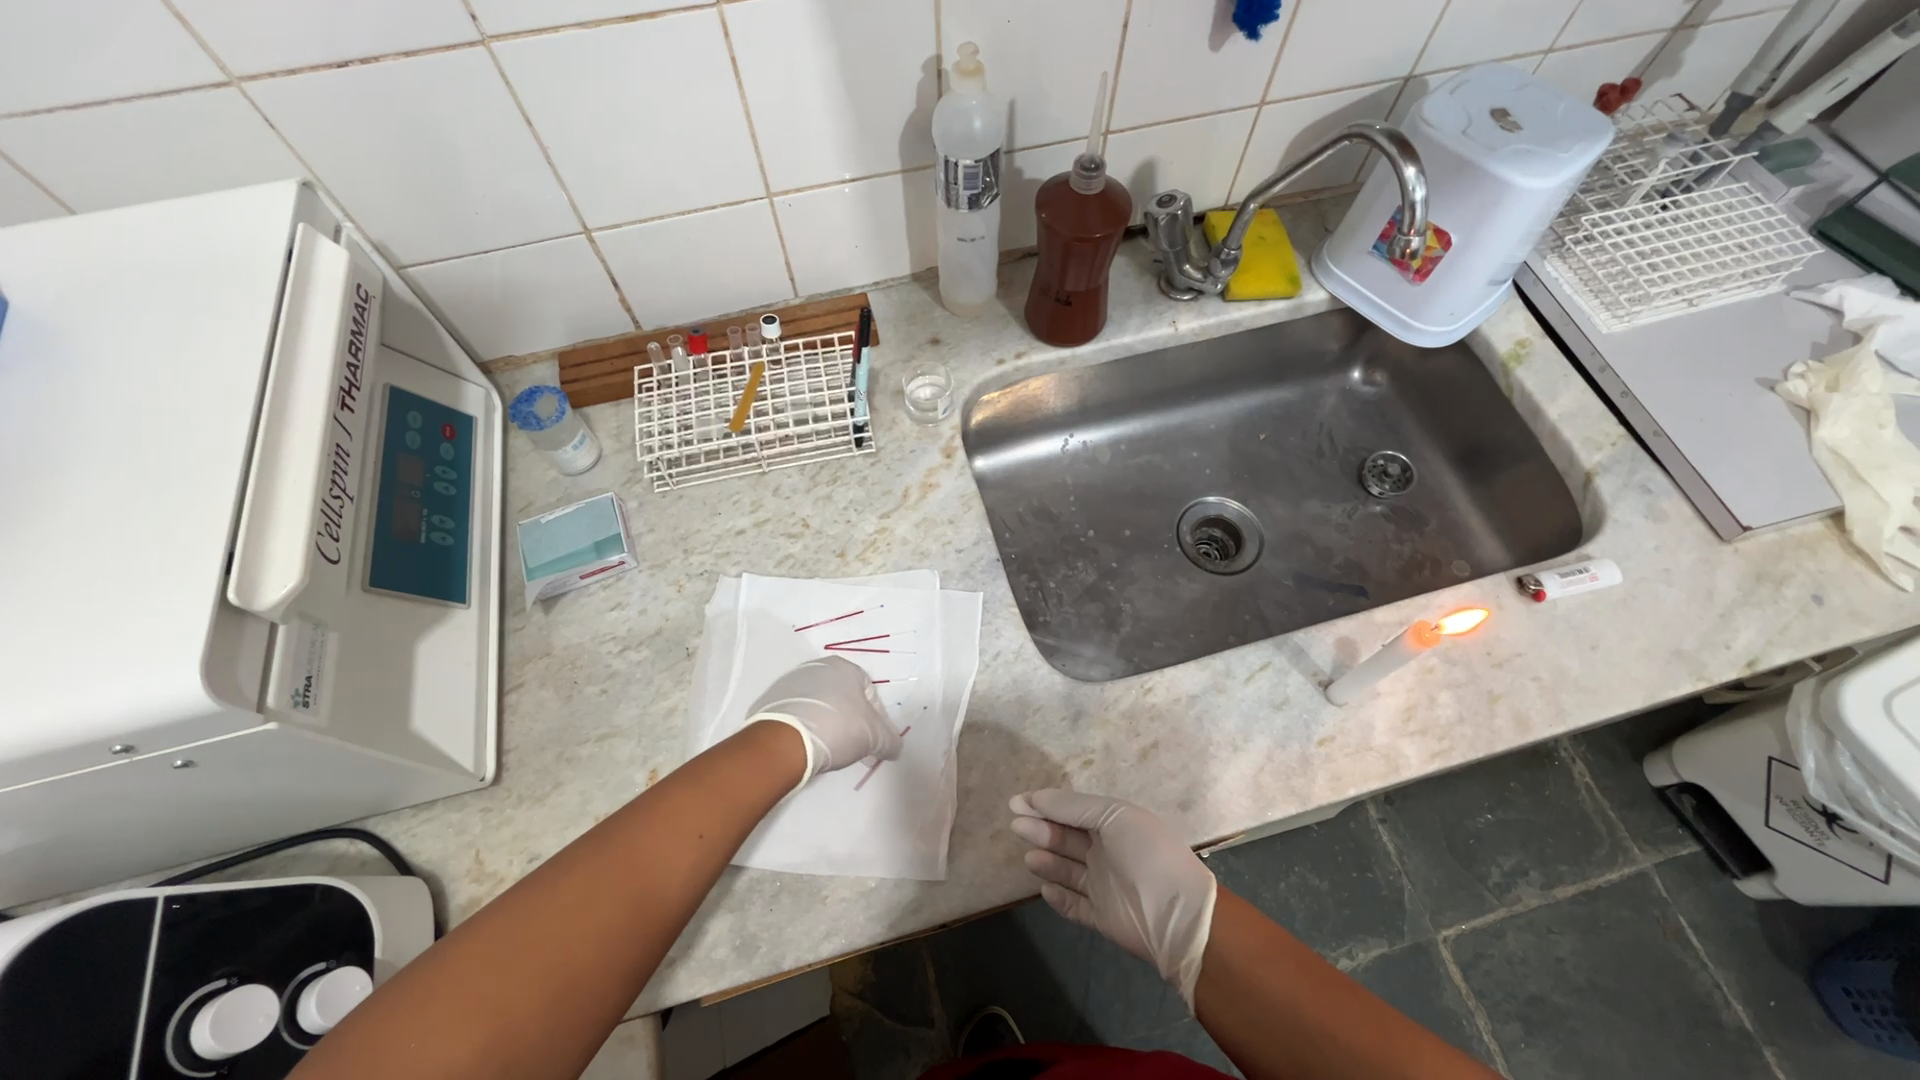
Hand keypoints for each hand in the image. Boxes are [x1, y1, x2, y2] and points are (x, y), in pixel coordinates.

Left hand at [746, 657, 900, 787]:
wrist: (784, 741)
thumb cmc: (838, 728)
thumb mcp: (876, 739)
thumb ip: (890, 741)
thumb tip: (894, 748)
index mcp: (844, 668)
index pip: (870, 693)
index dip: (877, 720)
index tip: (875, 742)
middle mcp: (817, 668)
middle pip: (843, 698)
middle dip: (852, 722)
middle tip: (855, 747)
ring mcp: (789, 683)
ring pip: (819, 706)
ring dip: (828, 724)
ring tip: (830, 750)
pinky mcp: (770, 701)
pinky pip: (797, 715)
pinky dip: (806, 728)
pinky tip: (808, 746)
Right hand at [1008, 789, 1216, 1008]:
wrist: (1177, 916)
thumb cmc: (1147, 856)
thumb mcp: (1113, 817)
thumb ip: (1073, 807)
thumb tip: (1036, 798)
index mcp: (1116, 824)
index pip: (1074, 810)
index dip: (1046, 805)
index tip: (1017, 804)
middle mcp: (1109, 852)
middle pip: (1067, 838)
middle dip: (1042, 830)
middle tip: (1017, 827)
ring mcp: (1105, 885)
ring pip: (1067, 870)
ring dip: (1047, 862)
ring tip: (1030, 858)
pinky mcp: (1102, 916)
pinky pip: (1074, 905)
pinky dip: (1058, 897)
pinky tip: (1044, 888)